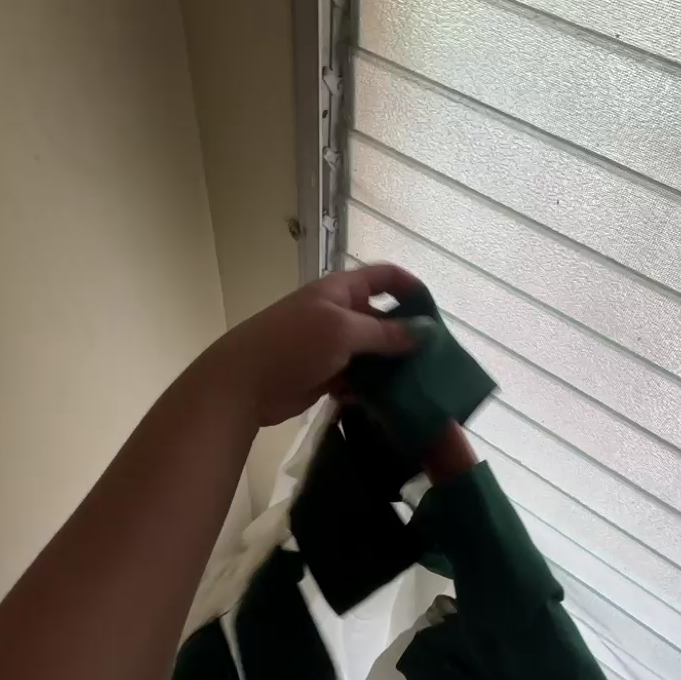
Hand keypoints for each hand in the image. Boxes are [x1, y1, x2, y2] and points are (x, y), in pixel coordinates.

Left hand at [181, 263, 429, 428]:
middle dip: (408, 335)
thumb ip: (385, 332)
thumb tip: (426, 332)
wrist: (242, 384)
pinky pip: (360, 377)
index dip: (411, 288)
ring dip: (394, 366)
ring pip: (373, 352)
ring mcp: (332, 346)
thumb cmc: (292, 345)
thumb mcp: (342, 331)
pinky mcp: (327, 375)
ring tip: (423, 385)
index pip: (384, 277)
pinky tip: (395, 402)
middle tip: (438, 359)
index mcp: (341, 290)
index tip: (437, 313)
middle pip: (383, 317)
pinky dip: (375, 387)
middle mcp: (339, 313)